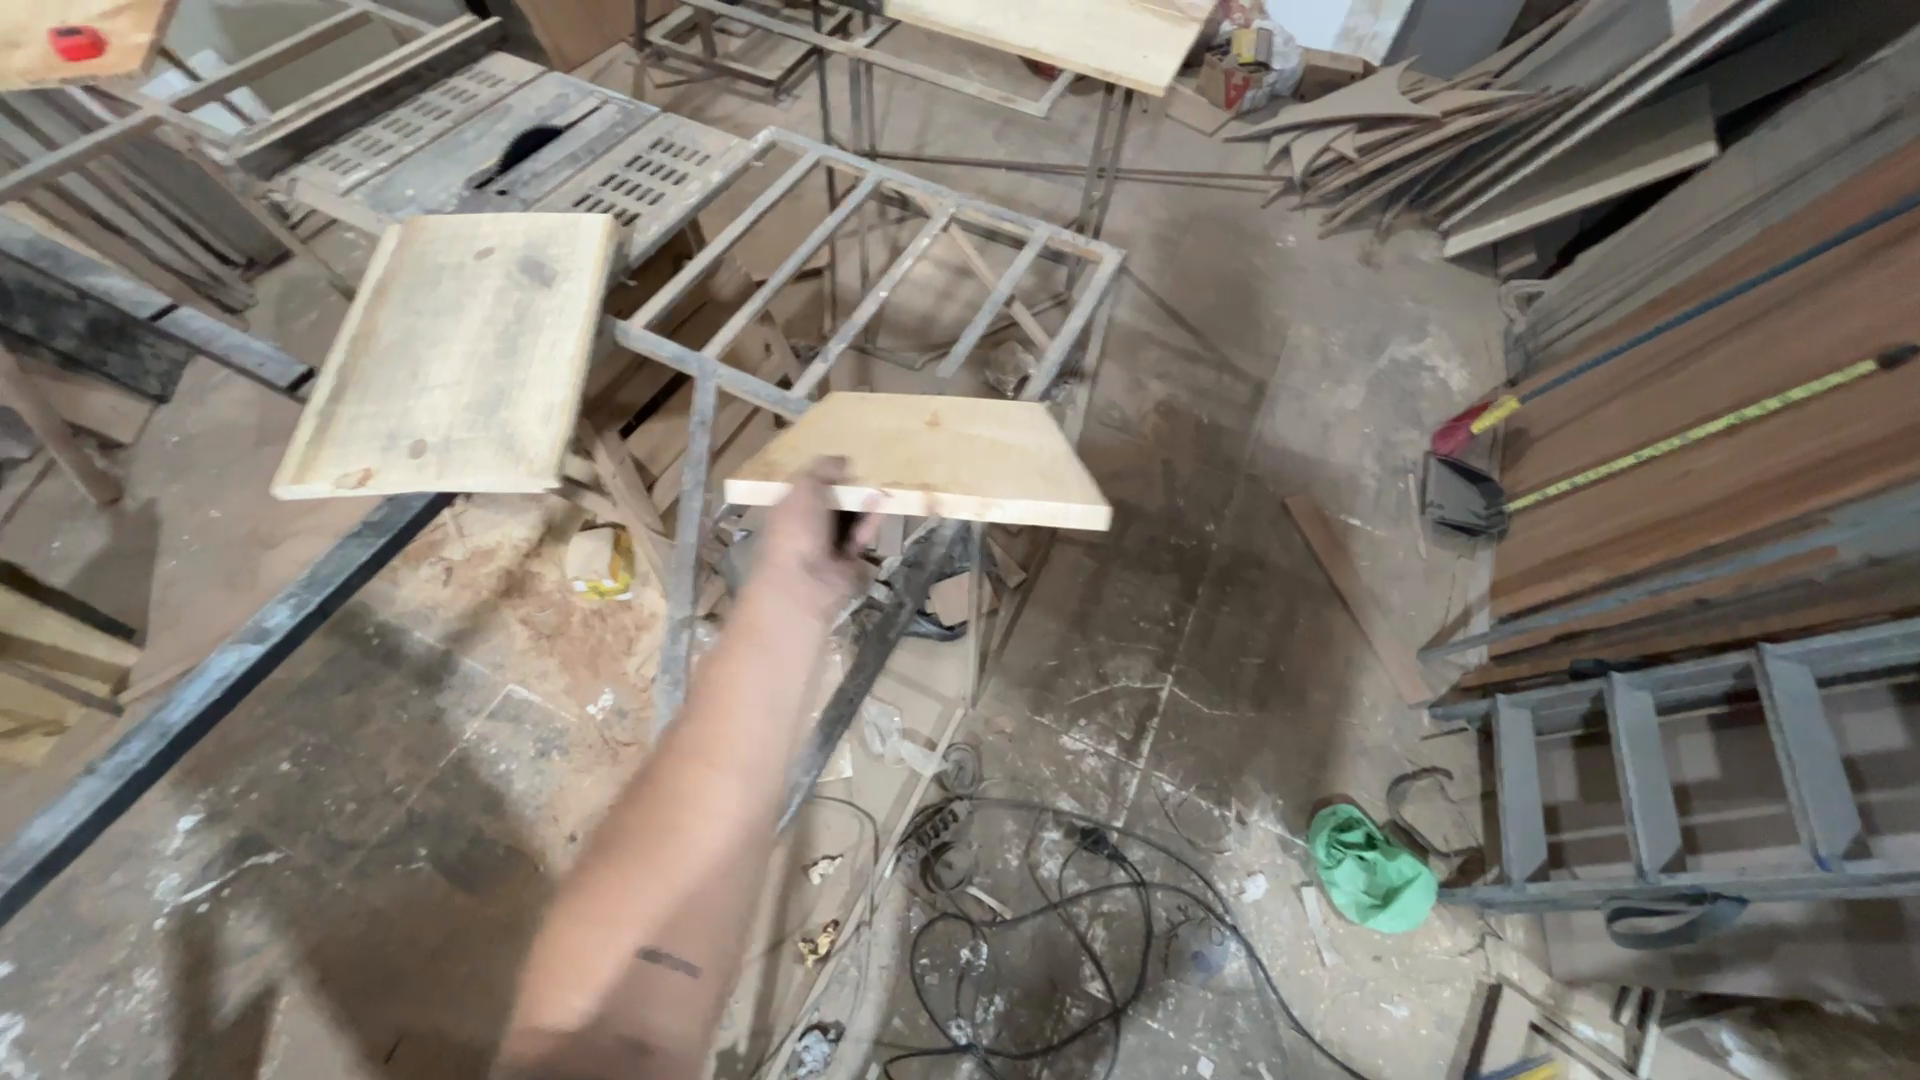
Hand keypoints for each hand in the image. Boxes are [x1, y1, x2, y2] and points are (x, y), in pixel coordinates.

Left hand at [746, 456, 878, 621]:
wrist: (803, 583)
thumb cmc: (795, 530)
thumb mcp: (803, 488)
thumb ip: (822, 470)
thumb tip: (843, 460)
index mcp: (788, 510)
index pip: (807, 488)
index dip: (825, 476)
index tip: (846, 464)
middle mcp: (807, 528)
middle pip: (831, 504)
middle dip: (848, 490)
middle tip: (868, 472)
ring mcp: (827, 547)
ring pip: (849, 520)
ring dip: (862, 504)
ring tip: (880, 485)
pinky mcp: (849, 562)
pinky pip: (861, 537)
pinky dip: (870, 522)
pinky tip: (881, 505)